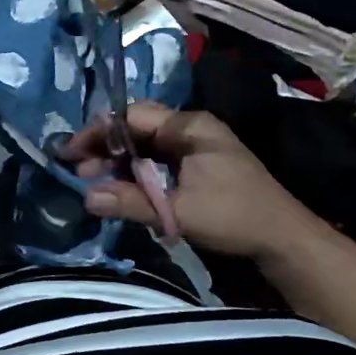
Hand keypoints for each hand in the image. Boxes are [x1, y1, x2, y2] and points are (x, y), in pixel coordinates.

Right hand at [65, 103, 324, 259]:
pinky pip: (159, 160)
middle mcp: (192, 129)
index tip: (72, 153)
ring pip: (147, 145)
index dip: (99, 132)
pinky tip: (123, 187)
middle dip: (106, 147)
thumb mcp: (180, 211)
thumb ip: (132, 203)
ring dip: (120, 161)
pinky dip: (138, 171)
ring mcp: (197, 146)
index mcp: (190, 127)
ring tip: (95, 182)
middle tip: (80, 171)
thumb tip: (87, 198)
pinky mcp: (199, 165)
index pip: (133, 117)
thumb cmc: (235, 217)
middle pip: (138, 128)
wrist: (283, 237)